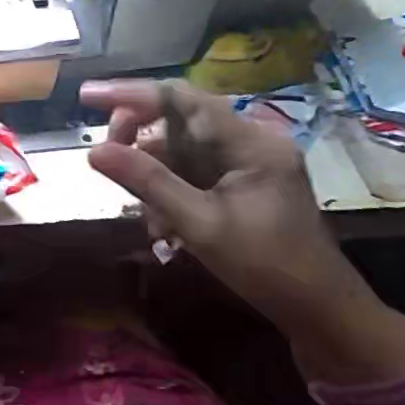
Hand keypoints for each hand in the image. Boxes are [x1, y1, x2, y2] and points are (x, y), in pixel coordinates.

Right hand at [80, 79, 371, 334]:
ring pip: (178, 149)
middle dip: (138, 142)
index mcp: (250, 142)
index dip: (130, 94)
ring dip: (152, 177)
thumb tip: (94, 152)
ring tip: (148, 221)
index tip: (87, 96)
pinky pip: (189, 170)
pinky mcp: (238, 180)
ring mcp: (244, 160)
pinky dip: (168, 192)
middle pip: (176, 120)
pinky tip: (162, 227)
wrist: (317, 309)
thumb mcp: (199, 224)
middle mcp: (249, 140)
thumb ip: (147, 182)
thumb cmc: (265, 265)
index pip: (180, 99)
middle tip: (107, 162)